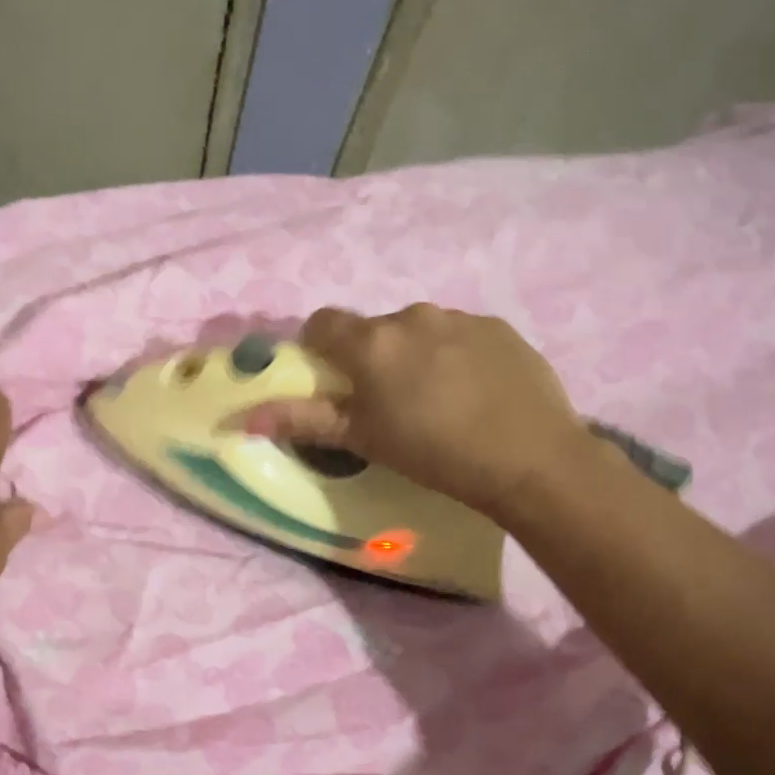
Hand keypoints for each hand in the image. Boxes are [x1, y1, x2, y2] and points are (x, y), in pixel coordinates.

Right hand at [247, 305, 594, 514]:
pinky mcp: (500, 328)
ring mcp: (460, 318)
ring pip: (420, 331)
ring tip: (439, 403)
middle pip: (374, 329)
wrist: (530, 458)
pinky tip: (476, 395)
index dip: (319, 348)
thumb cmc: (432, 453)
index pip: (323, 323)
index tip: (333, 380)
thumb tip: (244, 418)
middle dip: (374, 358)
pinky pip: (462, 335)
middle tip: (390, 404)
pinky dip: (458, 357)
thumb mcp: (362, 440)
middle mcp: (411, 316)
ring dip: (417, 356)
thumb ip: (303, 420)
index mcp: (371, 342)